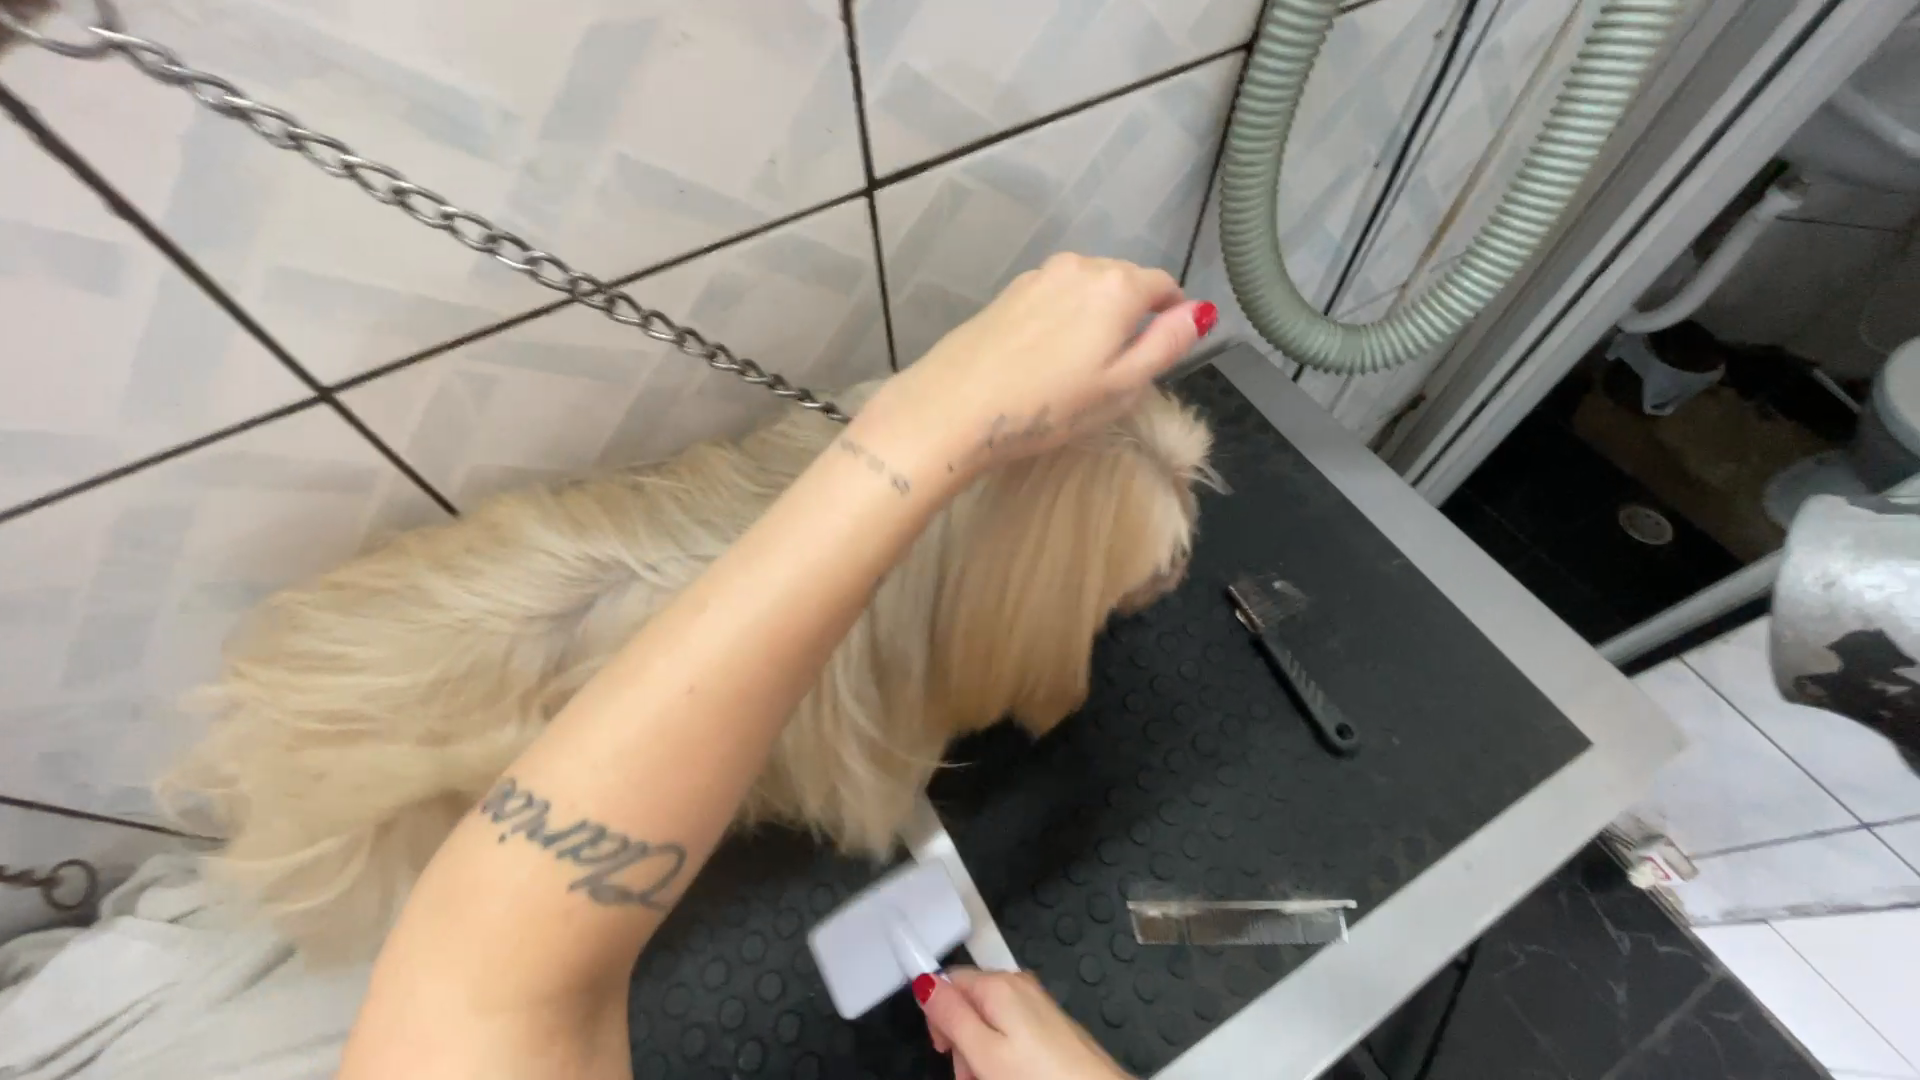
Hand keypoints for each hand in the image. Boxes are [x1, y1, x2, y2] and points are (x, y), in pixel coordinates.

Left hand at [856, 254, 1215, 486]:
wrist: (956, 407)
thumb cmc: (1048, 406)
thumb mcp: (1122, 386)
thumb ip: (1167, 344)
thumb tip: (1200, 312)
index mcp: (1117, 286)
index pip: (1164, 286)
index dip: (1171, 316)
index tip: (1163, 349)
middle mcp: (1079, 267)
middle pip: (1124, 283)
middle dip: (1131, 315)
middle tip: (1117, 369)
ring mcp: (1038, 277)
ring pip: (1086, 290)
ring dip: (1094, 317)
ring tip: (1077, 367)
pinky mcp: (1007, 294)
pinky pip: (1053, 299)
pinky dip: (1061, 320)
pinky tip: (1043, 358)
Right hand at [918, 968, 1133, 1079]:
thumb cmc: (1036, 1077)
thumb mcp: (983, 1053)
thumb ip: (951, 1015)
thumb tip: (924, 980)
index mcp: (998, 984)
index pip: (949, 980)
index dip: (938, 1014)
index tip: (943, 1051)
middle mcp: (1017, 982)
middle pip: (970, 1001)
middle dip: (962, 1039)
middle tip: (972, 1076)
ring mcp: (1036, 1001)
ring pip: (989, 1020)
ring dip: (981, 1052)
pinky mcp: (1049, 1022)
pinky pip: (1011, 1029)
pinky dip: (1004, 1053)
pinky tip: (1012, 1077)